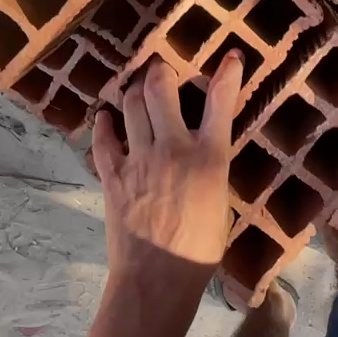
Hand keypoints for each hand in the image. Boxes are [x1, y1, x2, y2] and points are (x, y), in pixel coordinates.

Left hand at [93, 53, 241, 284]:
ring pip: (132, 106)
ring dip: (135, 90)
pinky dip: (105, 123)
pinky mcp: (112, 175)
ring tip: (138, 86)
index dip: (228, 73)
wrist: (156, 280)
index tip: (233, 56)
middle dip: (162, 71)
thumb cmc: (201, 250)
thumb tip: (205, 155)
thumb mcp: (221, 201)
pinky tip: (106, 117)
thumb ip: (212, 169)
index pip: (221, 101)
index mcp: (209, 156)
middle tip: (163, 68)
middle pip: (162, 89)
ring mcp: (139, 158)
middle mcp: (173, 147)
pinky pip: (104, 139)